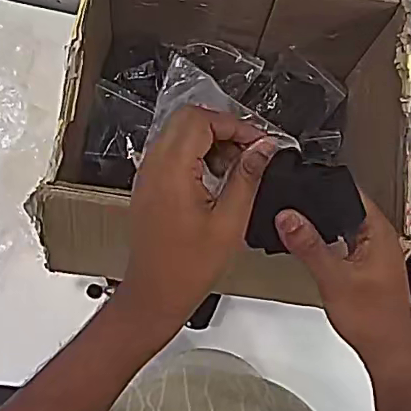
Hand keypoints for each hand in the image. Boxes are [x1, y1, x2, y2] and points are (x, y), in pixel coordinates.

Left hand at [117, 106, 276, 333]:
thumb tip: (263, 148)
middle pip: (188, 118)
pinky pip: (173, 152)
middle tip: (249, 150)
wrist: (157, 292)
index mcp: (172, 171)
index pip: (201, 120)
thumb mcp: (230, 221)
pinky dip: (198, 154)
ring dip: (211, 141)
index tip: (259, 142)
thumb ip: (247, 177)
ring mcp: (148, 174)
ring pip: (180, 132)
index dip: (235, 125)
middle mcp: (154, 166)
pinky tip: (217, 179)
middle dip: (223, 128)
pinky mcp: (149, 184)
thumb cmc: (187, 266)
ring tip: (235, 168)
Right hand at [276, 192, 410, 365]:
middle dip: (319, 206)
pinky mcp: (370, 268)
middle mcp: (382, 239)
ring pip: (345, 227)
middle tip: (293, 206)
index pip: (352, 191)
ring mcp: (376, 254)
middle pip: (346, 208)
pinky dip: (329, 245)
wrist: (387, 351)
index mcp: (380, 232)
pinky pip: (346, 245)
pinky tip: (316, 255)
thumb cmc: (374, 320)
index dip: (325, 185)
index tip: (302, 183)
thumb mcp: (333, 278)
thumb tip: (289, 218)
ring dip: (324, 227)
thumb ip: (308, 245)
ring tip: (300, 229)